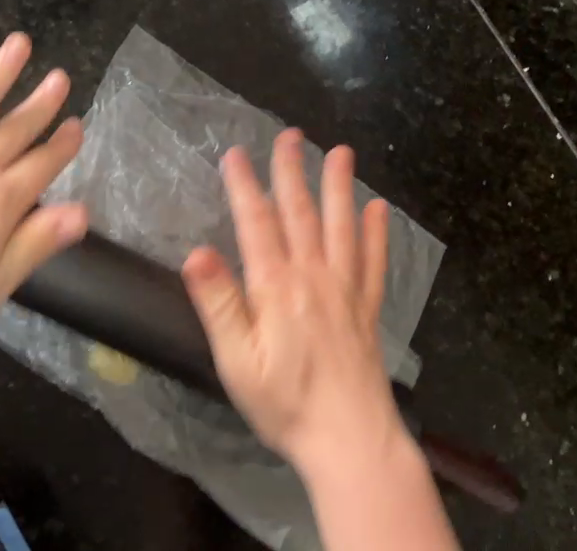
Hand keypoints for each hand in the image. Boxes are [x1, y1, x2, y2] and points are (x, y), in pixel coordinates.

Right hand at [182, 129, 408, 477]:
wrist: (351, 442)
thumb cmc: (284, 405)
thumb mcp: (236, 361)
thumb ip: (218, 304)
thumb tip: (196, 251)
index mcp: (276, 287)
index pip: (257, 224)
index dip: (245, 186)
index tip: (236, 153)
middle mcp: (313, 277)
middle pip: (301, 213)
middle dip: (292, 171)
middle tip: (290, 134)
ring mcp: (345, 290)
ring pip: (341, 227)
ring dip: (339, 187)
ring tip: (340, 152)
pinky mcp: (367, 309)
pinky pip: (374, 262)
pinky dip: (377, 233)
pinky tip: (379, 209)